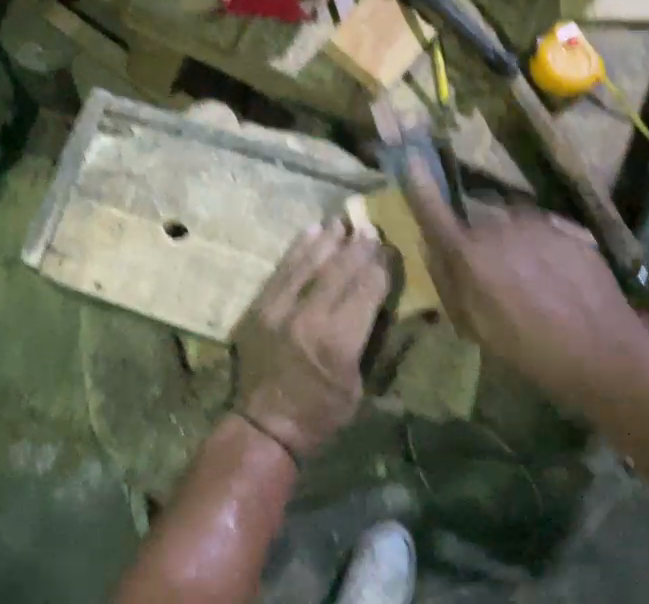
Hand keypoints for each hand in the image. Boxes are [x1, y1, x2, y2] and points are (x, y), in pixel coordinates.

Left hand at [232, 219, 388, 459]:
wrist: (264, 426)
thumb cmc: (320, 413)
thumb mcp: (358, 386)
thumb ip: (368, 341)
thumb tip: (380, 303)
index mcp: (339, 342)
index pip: (365, 290)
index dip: (379, 267)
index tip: (389, 249)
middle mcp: (308, 318)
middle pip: (338, 271)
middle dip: (357, 248)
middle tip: (369, 228)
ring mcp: (278, 309)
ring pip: (307, 264)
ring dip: (326, 240)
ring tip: (341, 222)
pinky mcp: (259, 307)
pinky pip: (281, 270)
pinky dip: (297, 249)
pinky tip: (310, 233)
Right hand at [399, 156, 648, 412]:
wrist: (607, 352)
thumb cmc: (530, 348)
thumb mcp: (474, 325)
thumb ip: (447, 280)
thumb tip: (431, 246)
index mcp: (469, 251)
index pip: (432, 209)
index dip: (419, 184)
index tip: (410, 160)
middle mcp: (499, 225)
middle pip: (475, 215)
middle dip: (473, 232)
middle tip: (485, 268)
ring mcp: (538, 223)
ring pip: (509, 220)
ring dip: (507, 237)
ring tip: (524, 275)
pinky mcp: (569, 229)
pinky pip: (540, 230)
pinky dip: (537, 245)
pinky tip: (553, 278)